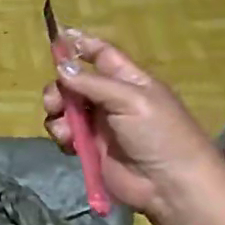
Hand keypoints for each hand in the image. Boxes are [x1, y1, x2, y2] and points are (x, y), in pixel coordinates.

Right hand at [41, 31, 224, 217]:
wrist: (170, 185)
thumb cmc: (158, 133)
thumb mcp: (131, 100)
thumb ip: (93, 83)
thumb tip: (61, 67)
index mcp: (129, 79)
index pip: (101, 54)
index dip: (80, 45)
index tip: (55, 38)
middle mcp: (112, 98)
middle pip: (76, 82)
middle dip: (60, 87)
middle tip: (55, 100)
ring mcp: (101, 125)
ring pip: (66, 109)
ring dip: (58, 113)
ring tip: (62, 126)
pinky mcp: (91, 150)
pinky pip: (67, 135)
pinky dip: (62, 136)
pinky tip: (68, 143)